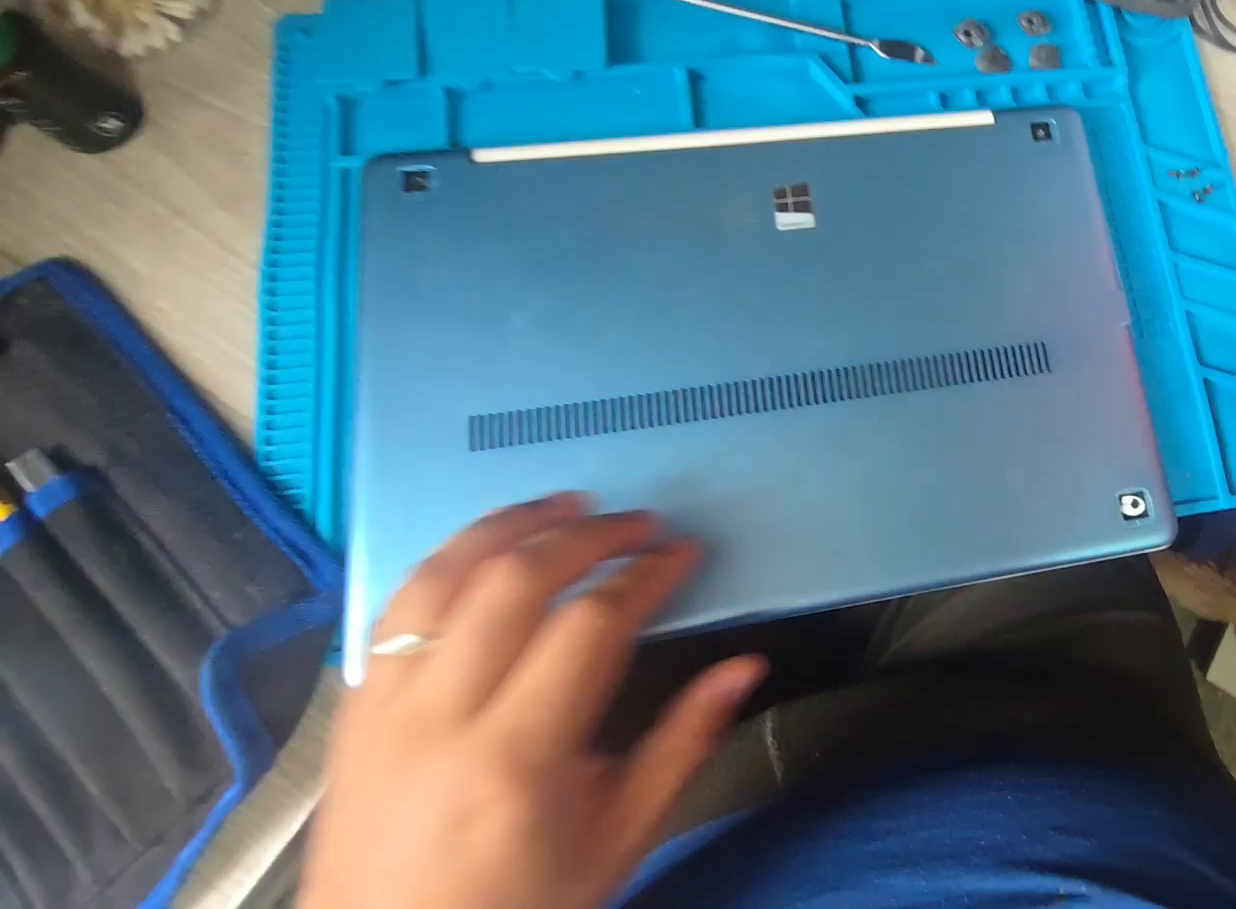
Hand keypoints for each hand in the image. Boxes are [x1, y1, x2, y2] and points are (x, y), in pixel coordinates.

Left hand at [300, 494, 766, 908]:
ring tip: (568, 503)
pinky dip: (452, 557)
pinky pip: (397, 605)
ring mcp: (384, 709)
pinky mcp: (354, 708)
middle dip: (590, 534)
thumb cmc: (523, 906)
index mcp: (518, 759)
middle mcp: (442, 720)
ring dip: (513, 523)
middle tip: (640, 523)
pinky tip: (492, 545)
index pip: (591, 625)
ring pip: (444, 575)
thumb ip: (685, 743)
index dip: (647, 575)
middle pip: (517, 580)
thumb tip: (745, 667)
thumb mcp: (620, 836)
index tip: (684, 552)